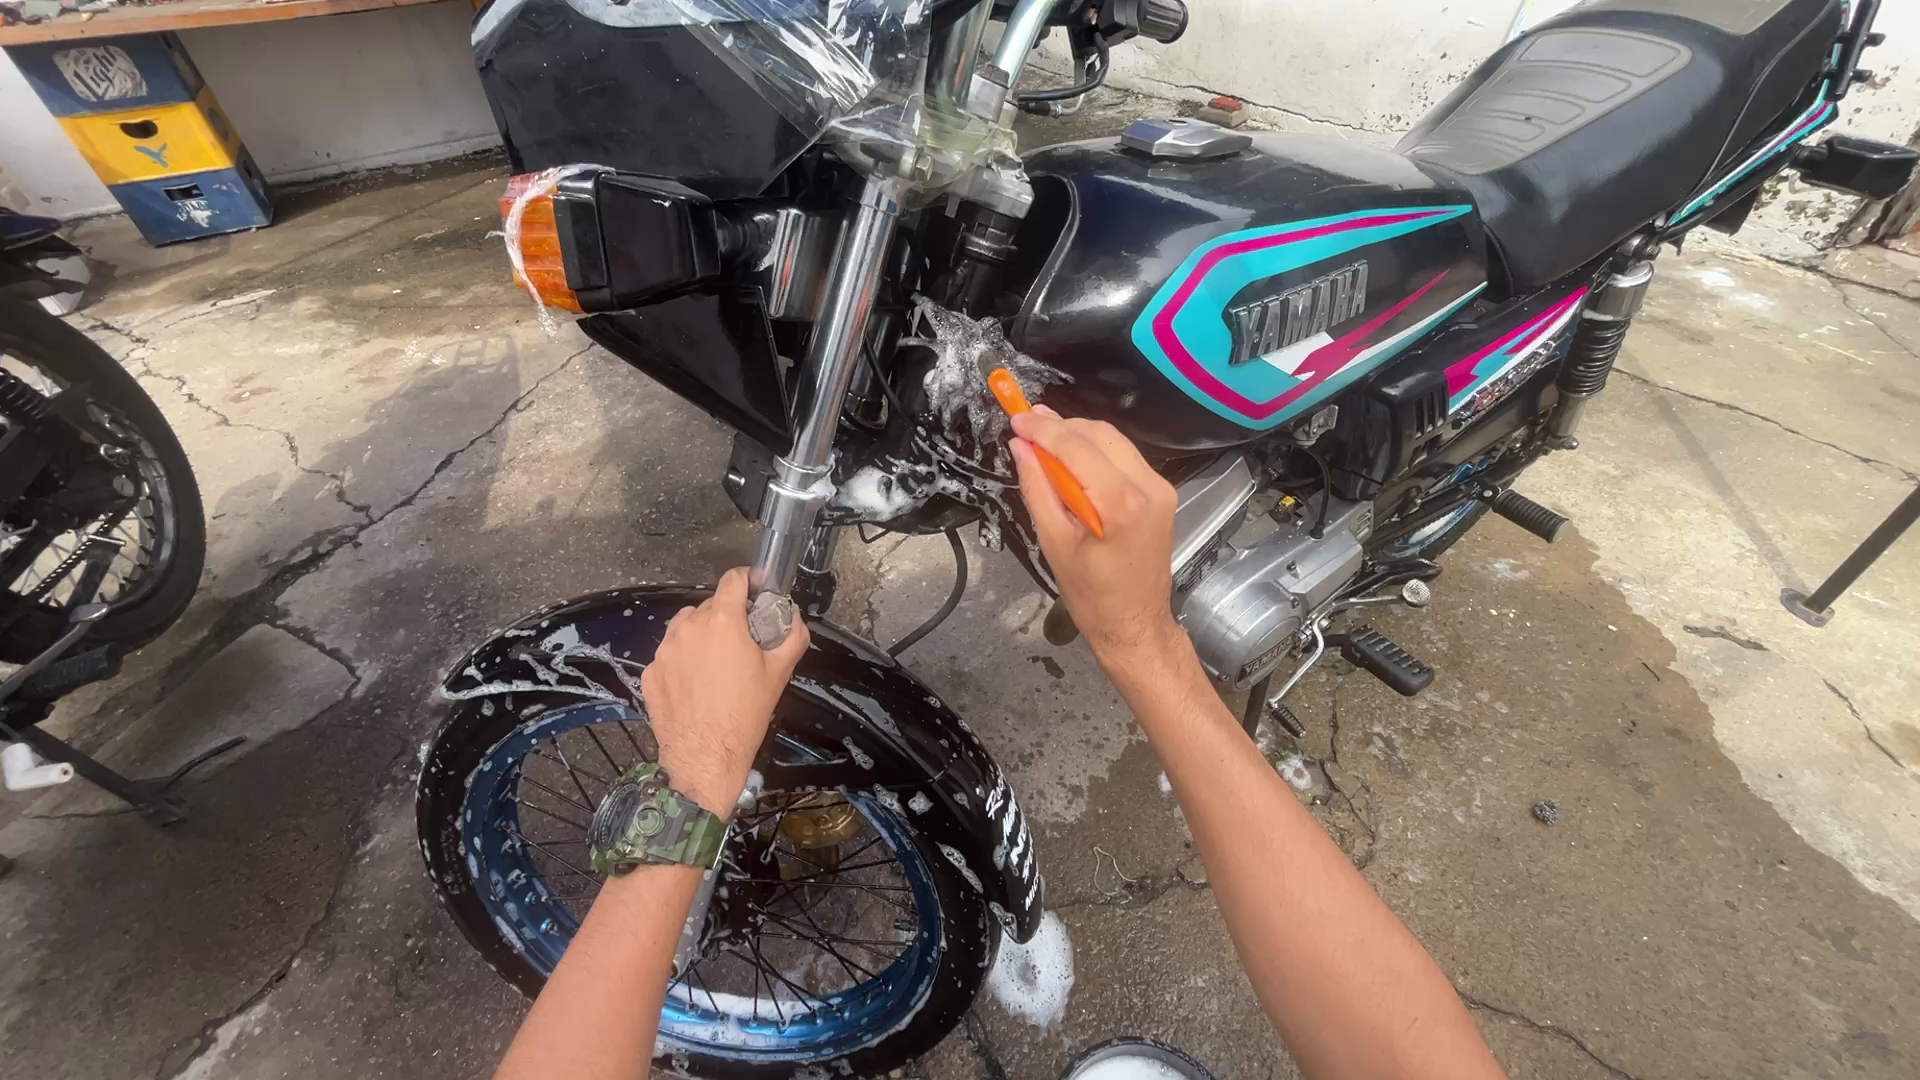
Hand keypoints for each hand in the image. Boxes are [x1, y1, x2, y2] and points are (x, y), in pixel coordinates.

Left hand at [640, 568, 809, 815]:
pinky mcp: (649, 673)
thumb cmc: (747, 713)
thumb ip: (792, 636)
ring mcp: (663, 651)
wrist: (705, 759)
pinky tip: (696, 686)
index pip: (732, 580)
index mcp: (722, 621)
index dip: (748, 582)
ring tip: (716, 665)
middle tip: (742, 642)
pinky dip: (683, 661)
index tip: (757, 593)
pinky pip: (670, 655)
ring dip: (701, 635)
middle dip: (727, 617)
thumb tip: (794, 619)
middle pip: (710, 606)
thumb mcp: (780, 673)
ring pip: (685, 628)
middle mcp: (688, 628)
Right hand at [1009, 408, 1183, 671]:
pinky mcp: (1163, 494)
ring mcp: (1160, 488)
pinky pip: (1125, 458)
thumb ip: (1037, 488)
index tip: (1016, 417)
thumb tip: (1021, 447)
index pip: (1077, 447)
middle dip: (1061, 425)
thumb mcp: (1053, 542)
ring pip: (1114, 441)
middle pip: (1100, 434)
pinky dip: (1096, 452)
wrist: (1135, 624)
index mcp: (1120, 503)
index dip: (1043, 429)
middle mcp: (1148, 486)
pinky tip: (1072, 460)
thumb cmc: (1090, 594)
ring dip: (1078, 436)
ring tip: (1043, 438)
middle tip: (1026, 424)